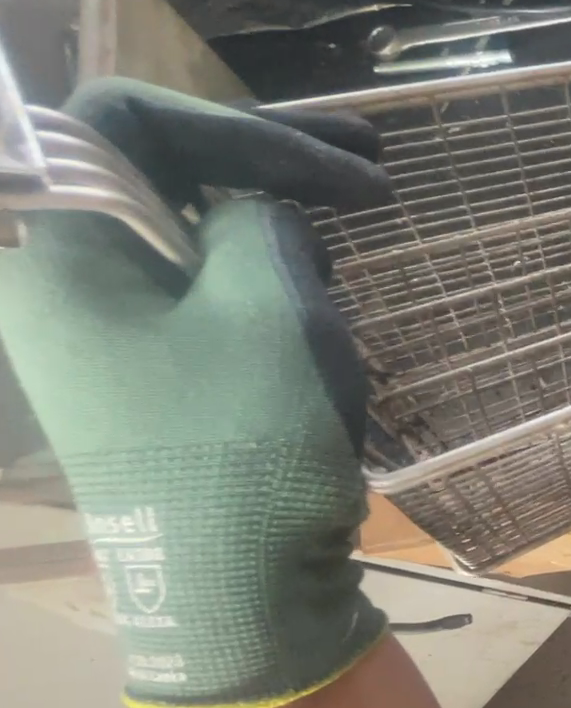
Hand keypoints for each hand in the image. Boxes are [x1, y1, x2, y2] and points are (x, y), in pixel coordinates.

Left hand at [0, 79, 394, 707]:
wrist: (236, 580)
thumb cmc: (246, 440)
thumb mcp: (271, 313)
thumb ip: (266, 229)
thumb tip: (266, 212)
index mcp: (58, 250)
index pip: (131, 127)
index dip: (251, 129)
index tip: (359, 173)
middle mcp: (67, 282)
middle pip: (163, 180)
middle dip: (275, 168)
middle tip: (377, 168)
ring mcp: (115, 335)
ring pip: (201, 246)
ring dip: (285, 245)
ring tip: (349, 276)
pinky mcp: (164, 377)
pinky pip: (218, 305)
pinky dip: (281, 298)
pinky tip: (328, 332)